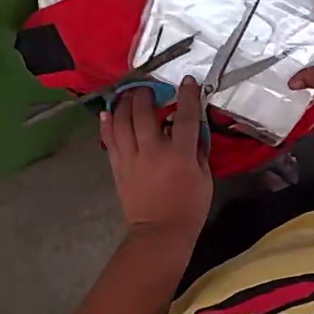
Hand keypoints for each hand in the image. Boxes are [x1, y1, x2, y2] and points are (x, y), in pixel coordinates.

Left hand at [101, 77, 211, 239]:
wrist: (160, 232)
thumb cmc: (189, 208)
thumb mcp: (205, 179)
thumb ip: (199, 153)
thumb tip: (195, 132)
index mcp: (180, 155)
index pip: (185, 117)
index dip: (188, 96)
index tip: (188, 82)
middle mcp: (153, 151)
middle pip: (145, 112)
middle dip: (146, 94)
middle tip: (148, 87)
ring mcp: (132, 158)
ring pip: (122, 122)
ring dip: (125, 104)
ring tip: (129, 95)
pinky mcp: (118, 166)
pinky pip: (109, 140)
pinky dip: (107, 124)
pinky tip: (108, 113)